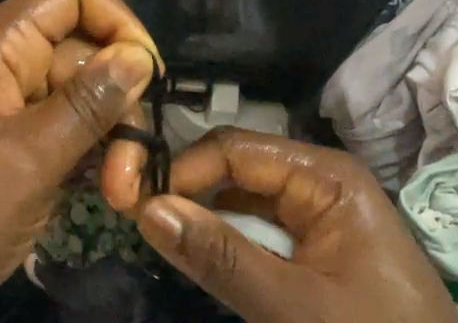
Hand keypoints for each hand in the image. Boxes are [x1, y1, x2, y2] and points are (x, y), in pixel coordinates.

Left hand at [0, 0, 160, 322]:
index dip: (118, 22)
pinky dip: (87, 156)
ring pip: (81, 94)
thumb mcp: (26, 162)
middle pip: (86, 49)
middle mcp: (5, 62)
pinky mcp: (8, 143)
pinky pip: (63, 129)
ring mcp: (6, 104)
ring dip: (109, 139)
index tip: (148, 79)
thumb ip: (86, 105)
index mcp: (0, 44)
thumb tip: (138, 56)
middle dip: (119, 101)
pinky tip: (101, 197)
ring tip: (118, 196)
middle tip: (131, 175)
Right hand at [130, 128, 457, 322]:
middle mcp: (320, 180)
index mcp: (324, 174)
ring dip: (205, 223)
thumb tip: (147, 209)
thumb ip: (220, 257)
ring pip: (244, 205)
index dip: (183, 171)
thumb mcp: (294, 308)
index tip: (133, 203)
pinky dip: (230, 247)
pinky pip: (262, 234)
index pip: (234, 149)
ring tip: (158, 239)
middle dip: (190, 195)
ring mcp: (321, 215)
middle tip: (139, 224)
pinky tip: (201, 261)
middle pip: (237, 172)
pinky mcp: (320, 249)